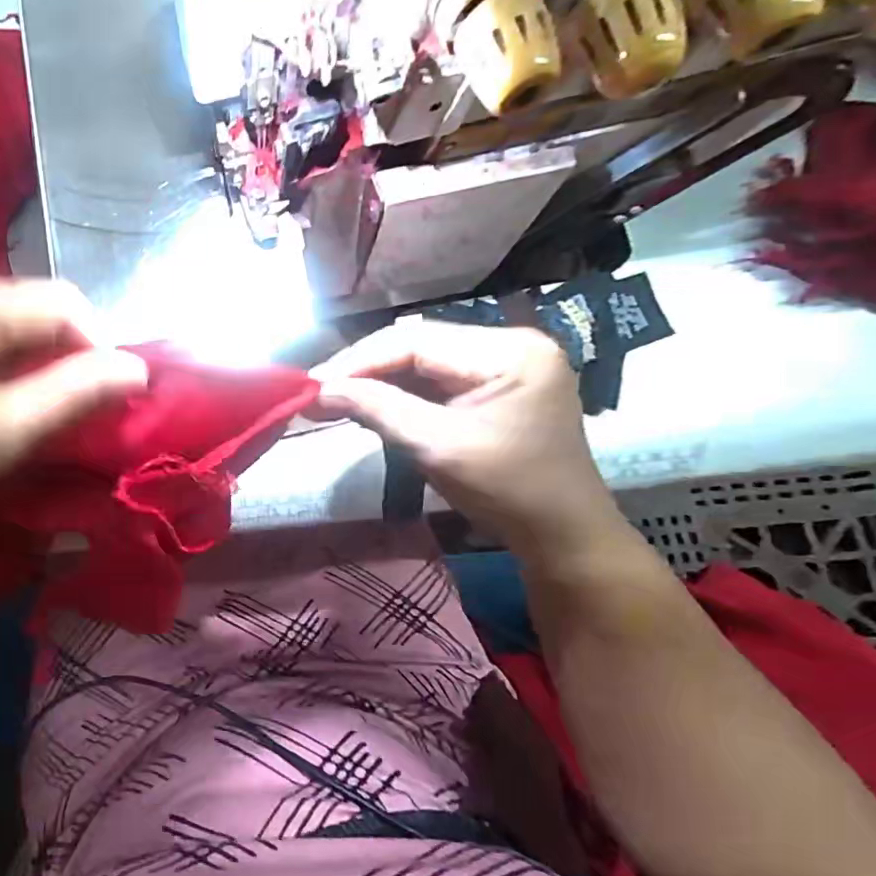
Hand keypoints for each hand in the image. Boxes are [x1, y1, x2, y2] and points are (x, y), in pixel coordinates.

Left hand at [0, 275, 147, 537]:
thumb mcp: (7, 431)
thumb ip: (78, 391)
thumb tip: (138, 368)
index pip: (62, 300)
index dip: (96, 343)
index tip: (104, 396)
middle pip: (27, 301)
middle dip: (59, 348)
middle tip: (64, 405)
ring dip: (26, 351)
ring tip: (24, 403)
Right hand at [311, 320, 621, 551]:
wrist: (562, 535)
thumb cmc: (507, 490)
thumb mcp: (437, 447)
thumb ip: (377, 408)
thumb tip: (318, 389)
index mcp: (509, 350)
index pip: (414, 340)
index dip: (357, 361)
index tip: (313, 385)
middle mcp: (508, 343)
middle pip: (416, 344)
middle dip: (363, 369)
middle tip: (316, 393)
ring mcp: (503, 362)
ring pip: (420, 360)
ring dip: (376, 379)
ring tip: (332, 398)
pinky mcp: (493, 384)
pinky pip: (434, 378)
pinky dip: (397, 391)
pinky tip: (367, 403)